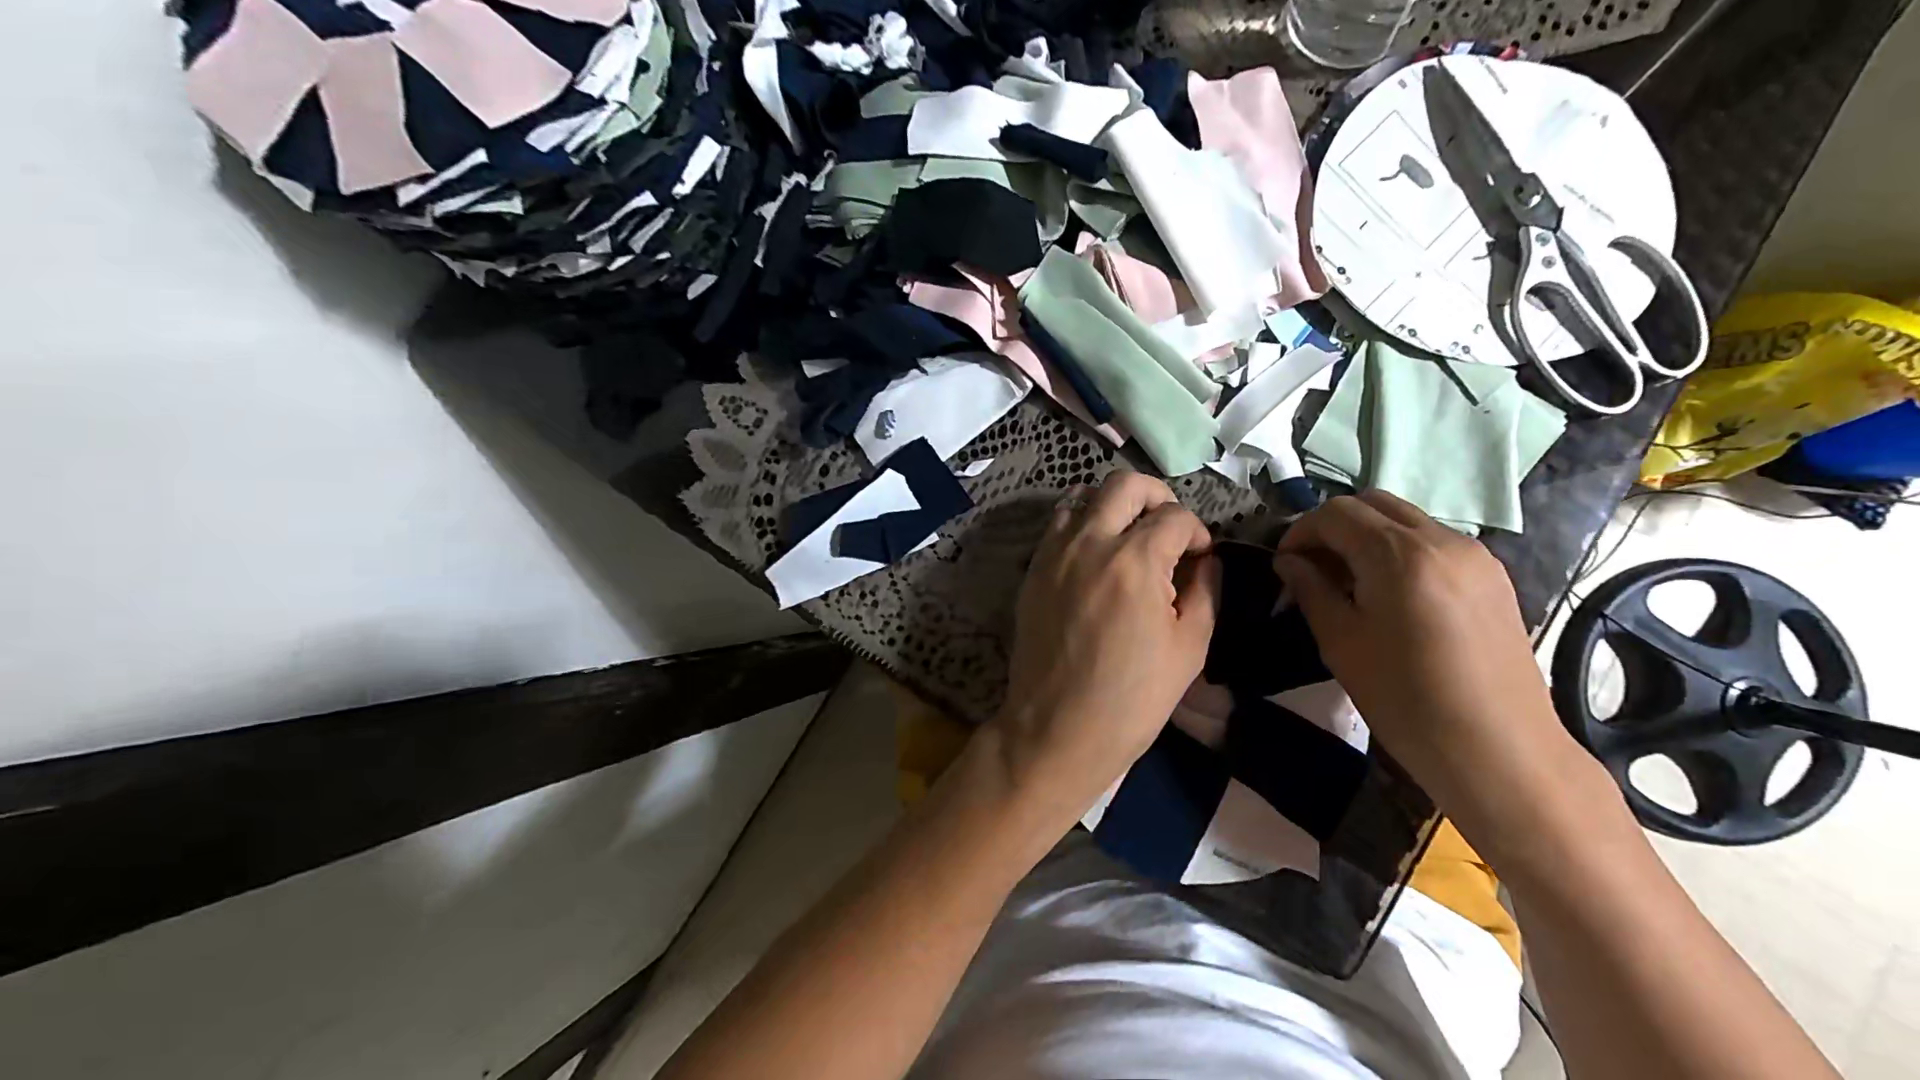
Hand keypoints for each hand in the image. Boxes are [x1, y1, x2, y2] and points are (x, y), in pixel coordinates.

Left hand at [990, 471, 1219, 820]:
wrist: (1057, 729)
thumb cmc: (1132, 699)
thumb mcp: (1190, 648)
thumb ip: (1205, 591)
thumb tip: (1206, 560)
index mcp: (1135, 561)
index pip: (1175, 516)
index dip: (1198, 532)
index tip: (1201, 557)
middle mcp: (1090, 543)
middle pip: (1125, 485)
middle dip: (1157, 496)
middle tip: (1169, 528)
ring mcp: (1054, 554)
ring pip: (1083, 496)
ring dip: (1113, 505)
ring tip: (1130, 536)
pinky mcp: (1032, 570)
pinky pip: (1057, 525)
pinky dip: (1082, 523)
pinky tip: (1097, 554)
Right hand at [1273, 490, 1580, 825]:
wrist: (1499, 749)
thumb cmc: (1405, 699)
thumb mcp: (1341, 643)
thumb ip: (1311, 590)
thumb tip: (1289, 561)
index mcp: (1399, 555)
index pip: (1336, 513)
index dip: (1300, 531)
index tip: (1284, 563)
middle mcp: (1442, 540)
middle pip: (1373, 503)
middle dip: (1334, 525)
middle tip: (1313, 565)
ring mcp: (1476, 556)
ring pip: (1406, 519)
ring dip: (1368, 535)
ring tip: (1349, 581)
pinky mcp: (1494, 577)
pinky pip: (1435, 541)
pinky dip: (1401, 550)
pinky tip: (1391, 593)